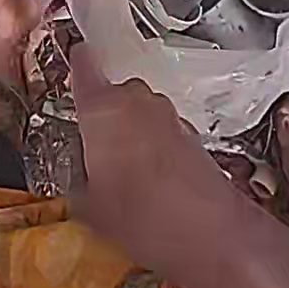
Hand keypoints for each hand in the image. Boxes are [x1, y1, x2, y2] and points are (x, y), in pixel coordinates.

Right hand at [67, 45, 263, 287]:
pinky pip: (161, 127)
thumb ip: (78, 184)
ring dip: (130, 128)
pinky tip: (152, 176)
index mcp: (102, 108)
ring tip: (123, 167)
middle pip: (113, 93)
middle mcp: (135, 100)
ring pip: (139, 109)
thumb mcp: (91, 208)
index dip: (77, 60)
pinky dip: (153, 142)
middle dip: (103, 113)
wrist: (214, 233)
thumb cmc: (142, 216)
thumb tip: (79, 184)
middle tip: (93, 145)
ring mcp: (167, 114)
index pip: (84, 66)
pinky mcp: (191, 132)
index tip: (74, 54)